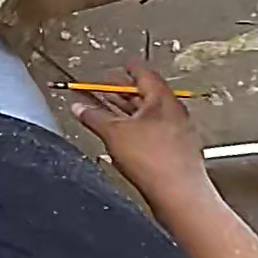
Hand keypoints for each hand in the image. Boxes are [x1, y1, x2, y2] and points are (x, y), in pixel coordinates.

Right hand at [67, 59, 207, 193]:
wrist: (178, 194)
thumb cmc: (153, 160)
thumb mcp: (112, 132)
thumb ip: (93, 116)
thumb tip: (79, 107)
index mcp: (163, 102)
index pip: (145, 76)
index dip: (131, 69)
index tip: (125, 63)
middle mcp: (173, 114)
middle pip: (144, 95)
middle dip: (121, 92)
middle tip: (103, 88)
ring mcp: (175, 133)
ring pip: (146, 114)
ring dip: (125, 111)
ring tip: (105, 111)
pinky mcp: (173, 151)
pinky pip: (149, 130)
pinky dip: (132, 127)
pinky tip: (119, 135)